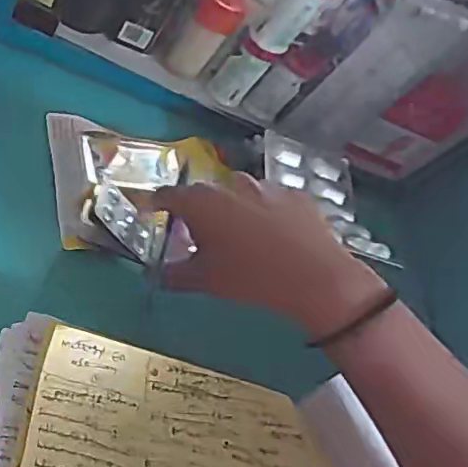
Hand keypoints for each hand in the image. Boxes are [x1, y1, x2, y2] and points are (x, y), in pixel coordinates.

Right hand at [154, 173, 385, 337]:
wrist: (316, 279)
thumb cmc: (250, 278)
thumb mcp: (204, 281)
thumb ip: (173, 274)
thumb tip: (156, 274)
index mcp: (201, 202)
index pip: (167, 194)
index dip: (155, 204)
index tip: (152, 213)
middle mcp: (230, 185)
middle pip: (203, 193)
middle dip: (196, 210)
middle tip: (197, 236)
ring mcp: (266, 186)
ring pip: (237, 193)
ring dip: (230, 209)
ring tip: (236, 236)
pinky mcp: (295, 194)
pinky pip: (268, 200)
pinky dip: (262, 212)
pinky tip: (270, 236)